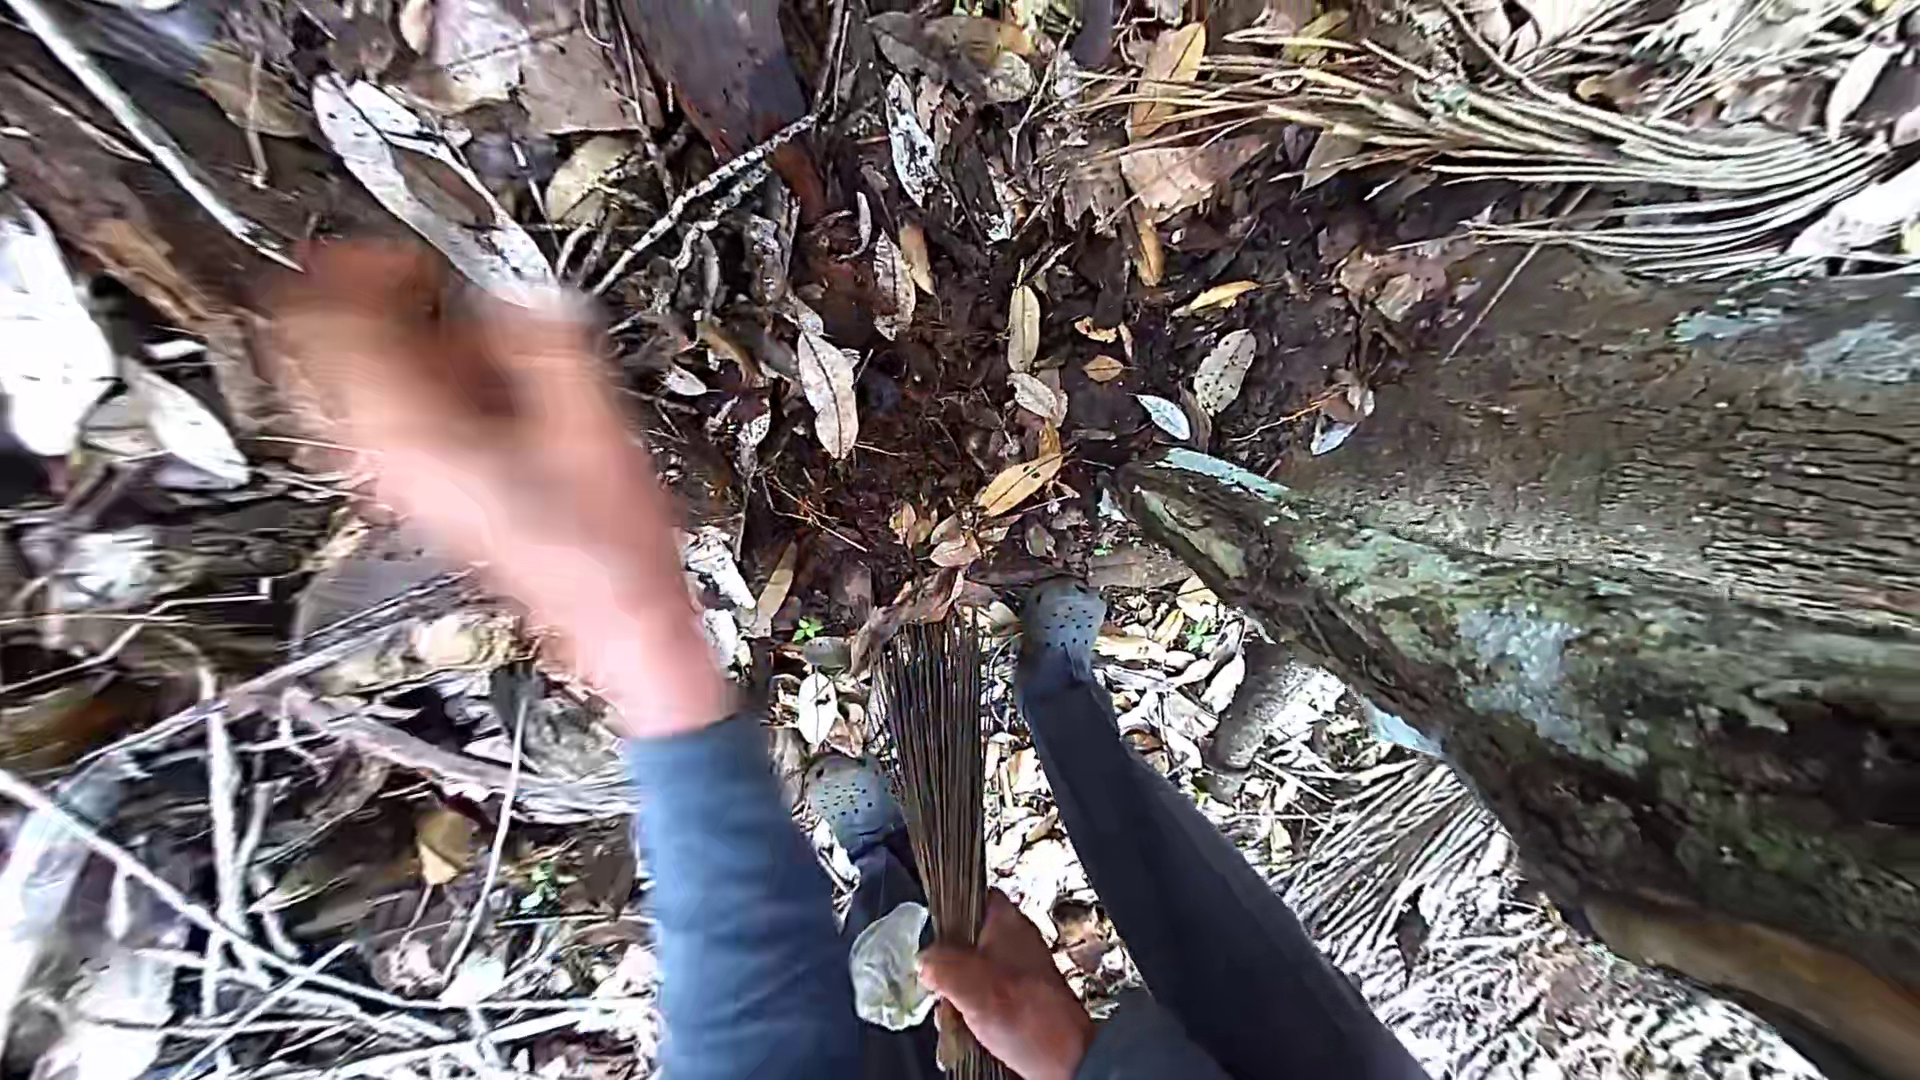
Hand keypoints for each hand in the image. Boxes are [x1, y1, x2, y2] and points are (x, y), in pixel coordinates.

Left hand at [269, 242, 730, 737]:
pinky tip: (511, 395)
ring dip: (436, 353)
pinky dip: (455, 392)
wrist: (619, 614)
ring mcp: (418, 483)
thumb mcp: (592, 434)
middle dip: (405, 315)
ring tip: (500, 346)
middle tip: (460, 295)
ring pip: (384, 391)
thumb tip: (529, 293)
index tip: (411, 256)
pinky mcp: (452, 496)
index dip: (364, 275)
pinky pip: (421, 423)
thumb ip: (553, 352)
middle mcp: (395, 462)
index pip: (329, 329)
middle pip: (346, 357)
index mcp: (413, 440)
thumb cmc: (608, 550)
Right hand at [917, 891, 1095, 1079]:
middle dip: (949, 966)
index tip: (933, 936)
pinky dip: (975, 1010)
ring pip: (975, 970)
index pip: (971, 896)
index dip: (948, 913)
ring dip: (959, 994)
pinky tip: (967, 1030)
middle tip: (942, 990)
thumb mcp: (968, 982)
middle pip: (967, 939)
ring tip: (953, 1018)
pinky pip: (988, 994)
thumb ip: (939, 963)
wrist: (1064, 1060)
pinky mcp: (1023, 997)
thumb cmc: (1024, 1012)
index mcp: (1005, 918)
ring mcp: (1020, 968)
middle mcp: (1014, 937)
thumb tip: (924, 960)